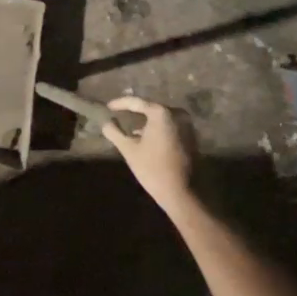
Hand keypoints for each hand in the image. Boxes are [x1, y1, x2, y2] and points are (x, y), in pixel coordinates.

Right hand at [101, 97, 193, 213]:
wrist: (180, 193)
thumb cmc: (151, 168)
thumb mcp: (127, 148)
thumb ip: (114, 132)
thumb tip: (106, 123)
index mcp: (161, 113)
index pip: (136, 102)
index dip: (119, 104)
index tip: (108, 107)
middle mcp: (177, 115)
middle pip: (150, 108)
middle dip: (134, 110)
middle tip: (118, 113)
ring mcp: (187, 126)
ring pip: (161, 118)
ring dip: (146, 120)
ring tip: (130, 126)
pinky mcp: (191, 138)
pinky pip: (169, 126)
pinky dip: (157, 128)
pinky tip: (145, 136)